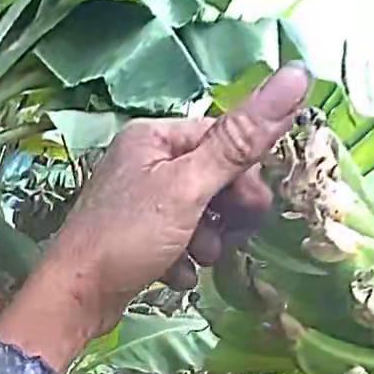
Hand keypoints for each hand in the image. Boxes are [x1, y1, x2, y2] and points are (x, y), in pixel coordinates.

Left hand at [0, 66, 309, 371]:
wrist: (74, 299)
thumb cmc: (127, 239)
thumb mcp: (188, 187)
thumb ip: (240, 141)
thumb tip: (298, 74)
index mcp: (152, 139)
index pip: (219, 139)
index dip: (244, 174)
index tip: (256, 209)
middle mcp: (140, 165)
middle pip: (207, 178)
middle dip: (224, 212)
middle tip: (231, 239)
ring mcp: (132, 205)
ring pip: (191, 214)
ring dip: (205, 240)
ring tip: (201, 259)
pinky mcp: (130, 241)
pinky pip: (170, 242)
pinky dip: (179, 259)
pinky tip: (176, 277)